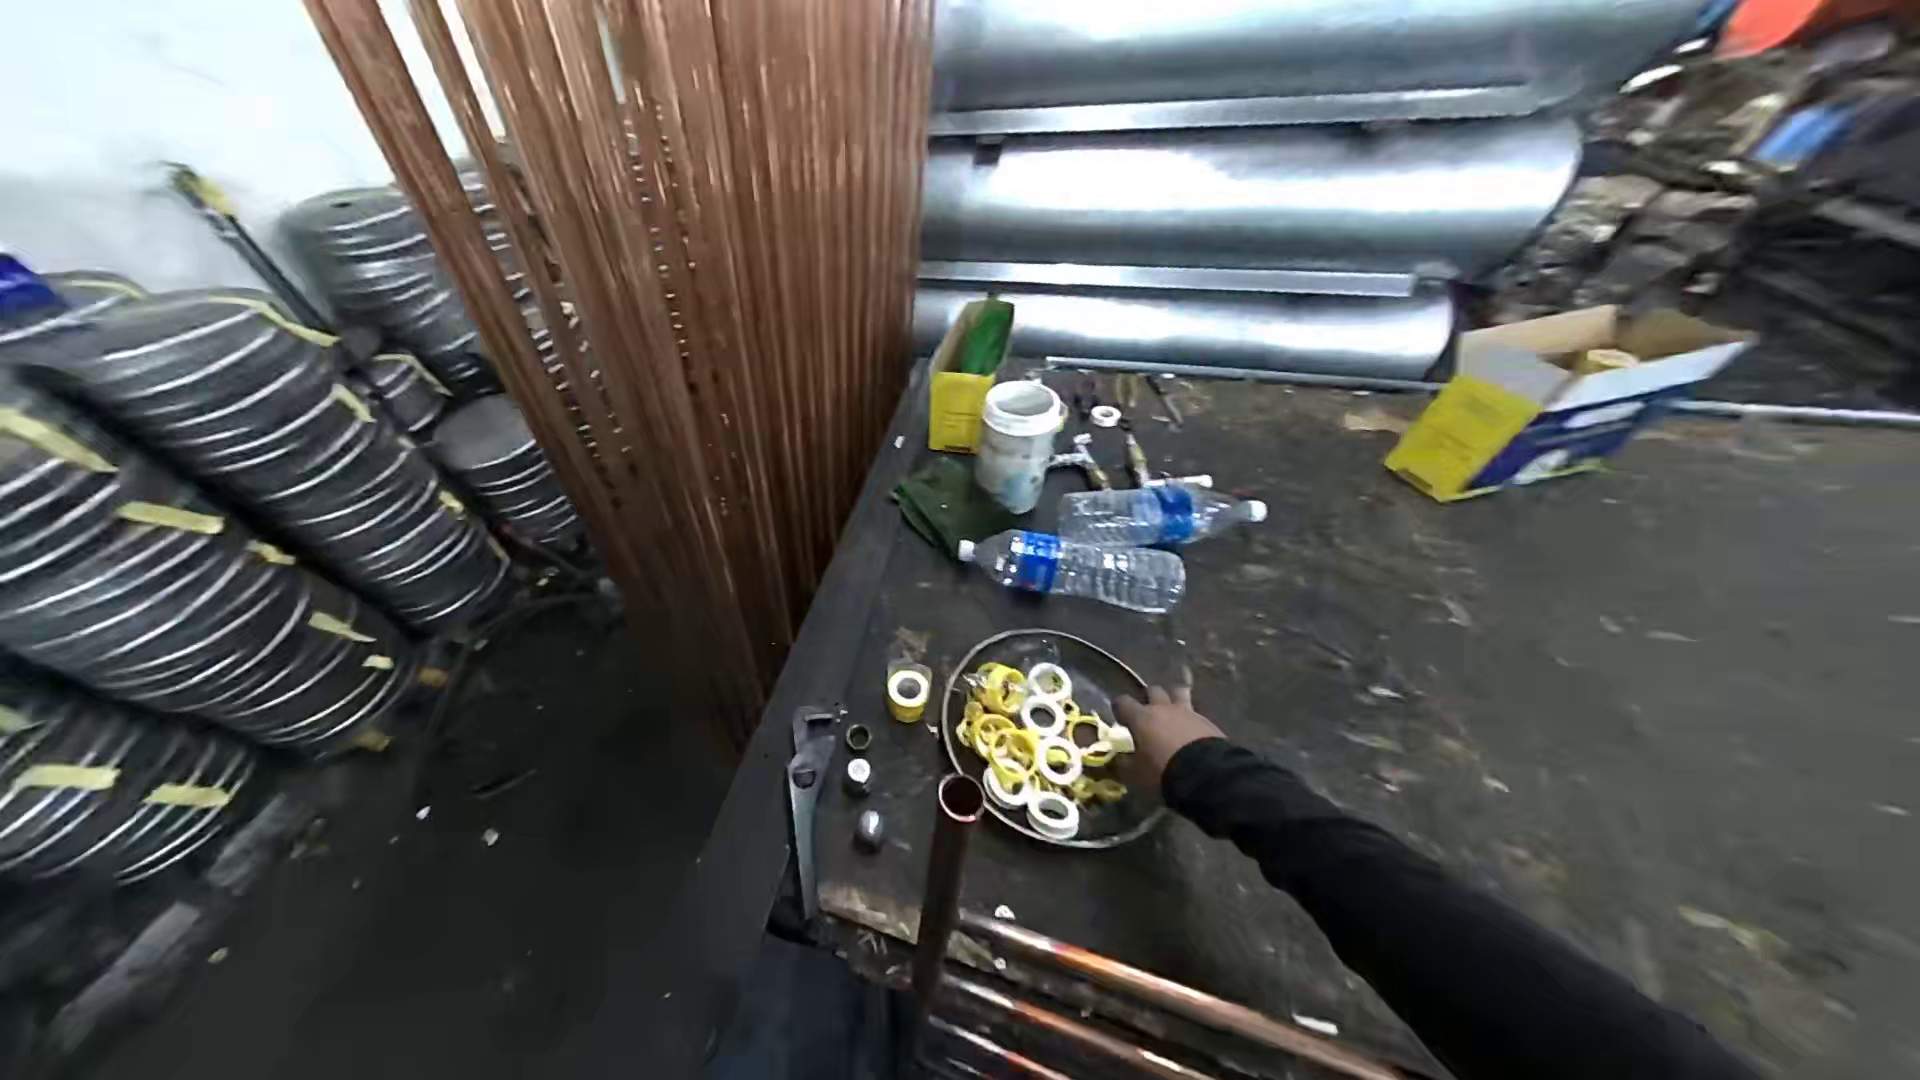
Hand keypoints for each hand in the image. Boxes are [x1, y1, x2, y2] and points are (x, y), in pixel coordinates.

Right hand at [1113, 685, 1222, 796]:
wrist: (1208, 776)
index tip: (1121, 719)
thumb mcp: (1136, 775)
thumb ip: (1123, 764)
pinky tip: (1192, 730)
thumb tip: (1117, 759)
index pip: (1123, 701)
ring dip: (1174, 698)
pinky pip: (1196, 712)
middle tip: (1148, 714)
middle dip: (1149, 698)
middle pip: (1153, 690)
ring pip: (1178, 692)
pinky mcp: (1208, 721)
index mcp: (1142, 717)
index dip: (1119, 708)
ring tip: (1173, 712)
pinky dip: (1191, 718)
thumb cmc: (1163, 772)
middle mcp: (1163, 708)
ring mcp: (1188, 712)